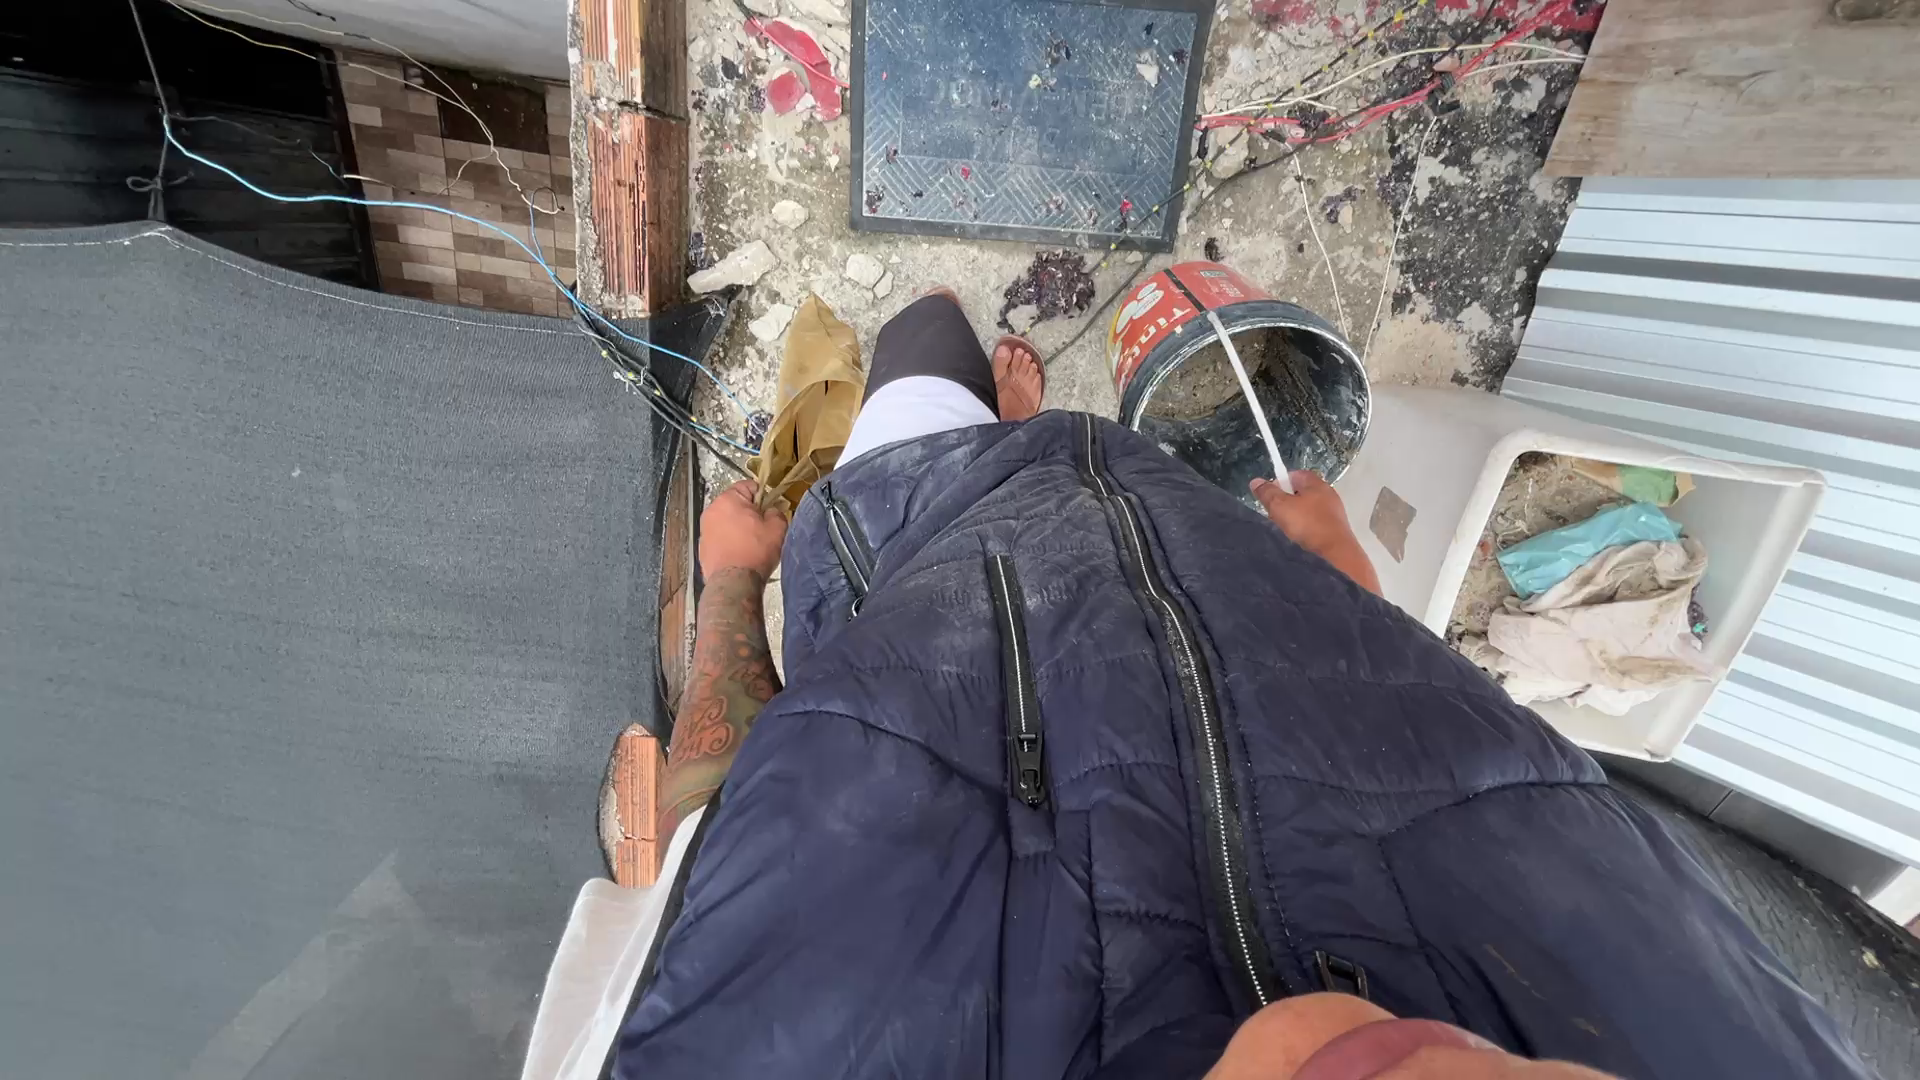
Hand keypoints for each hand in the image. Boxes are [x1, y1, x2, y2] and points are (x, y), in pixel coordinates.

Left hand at [699, 480, 788, 578]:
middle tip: (764, 528)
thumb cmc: (755, 552)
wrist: (734, 582)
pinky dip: (730, 541)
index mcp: (729, 499)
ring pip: (728, 521)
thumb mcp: (777, 528)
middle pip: (736, 503)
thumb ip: (777, 511)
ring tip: (752, 543)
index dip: (764, 496)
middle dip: (750, 512)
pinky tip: (741, 553)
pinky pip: (721, 537)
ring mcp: (705, 529)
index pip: (749, 485)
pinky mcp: (703, 546)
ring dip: (739, 527)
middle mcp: (712, 510)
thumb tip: (772, 511)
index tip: (772, 508)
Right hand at [1250, 472, 1381, 596]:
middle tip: (1274, 513)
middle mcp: (1327, 493)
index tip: (1270, 496)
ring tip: (1285, 527)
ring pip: (1307, 507)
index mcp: (1316, 484)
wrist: (1335, 552)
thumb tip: (1256, 481)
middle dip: (1285, 501)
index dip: (1280, 482)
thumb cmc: (1306, 524)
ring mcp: (1333, 510)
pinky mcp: (1335, 526)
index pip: (1295, 474)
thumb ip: (1267, 493)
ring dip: (1294, 515)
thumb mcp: (1280, 506)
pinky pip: (1314, 520)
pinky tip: (1298, 536)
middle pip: (1300, 491)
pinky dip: (1304, 526)